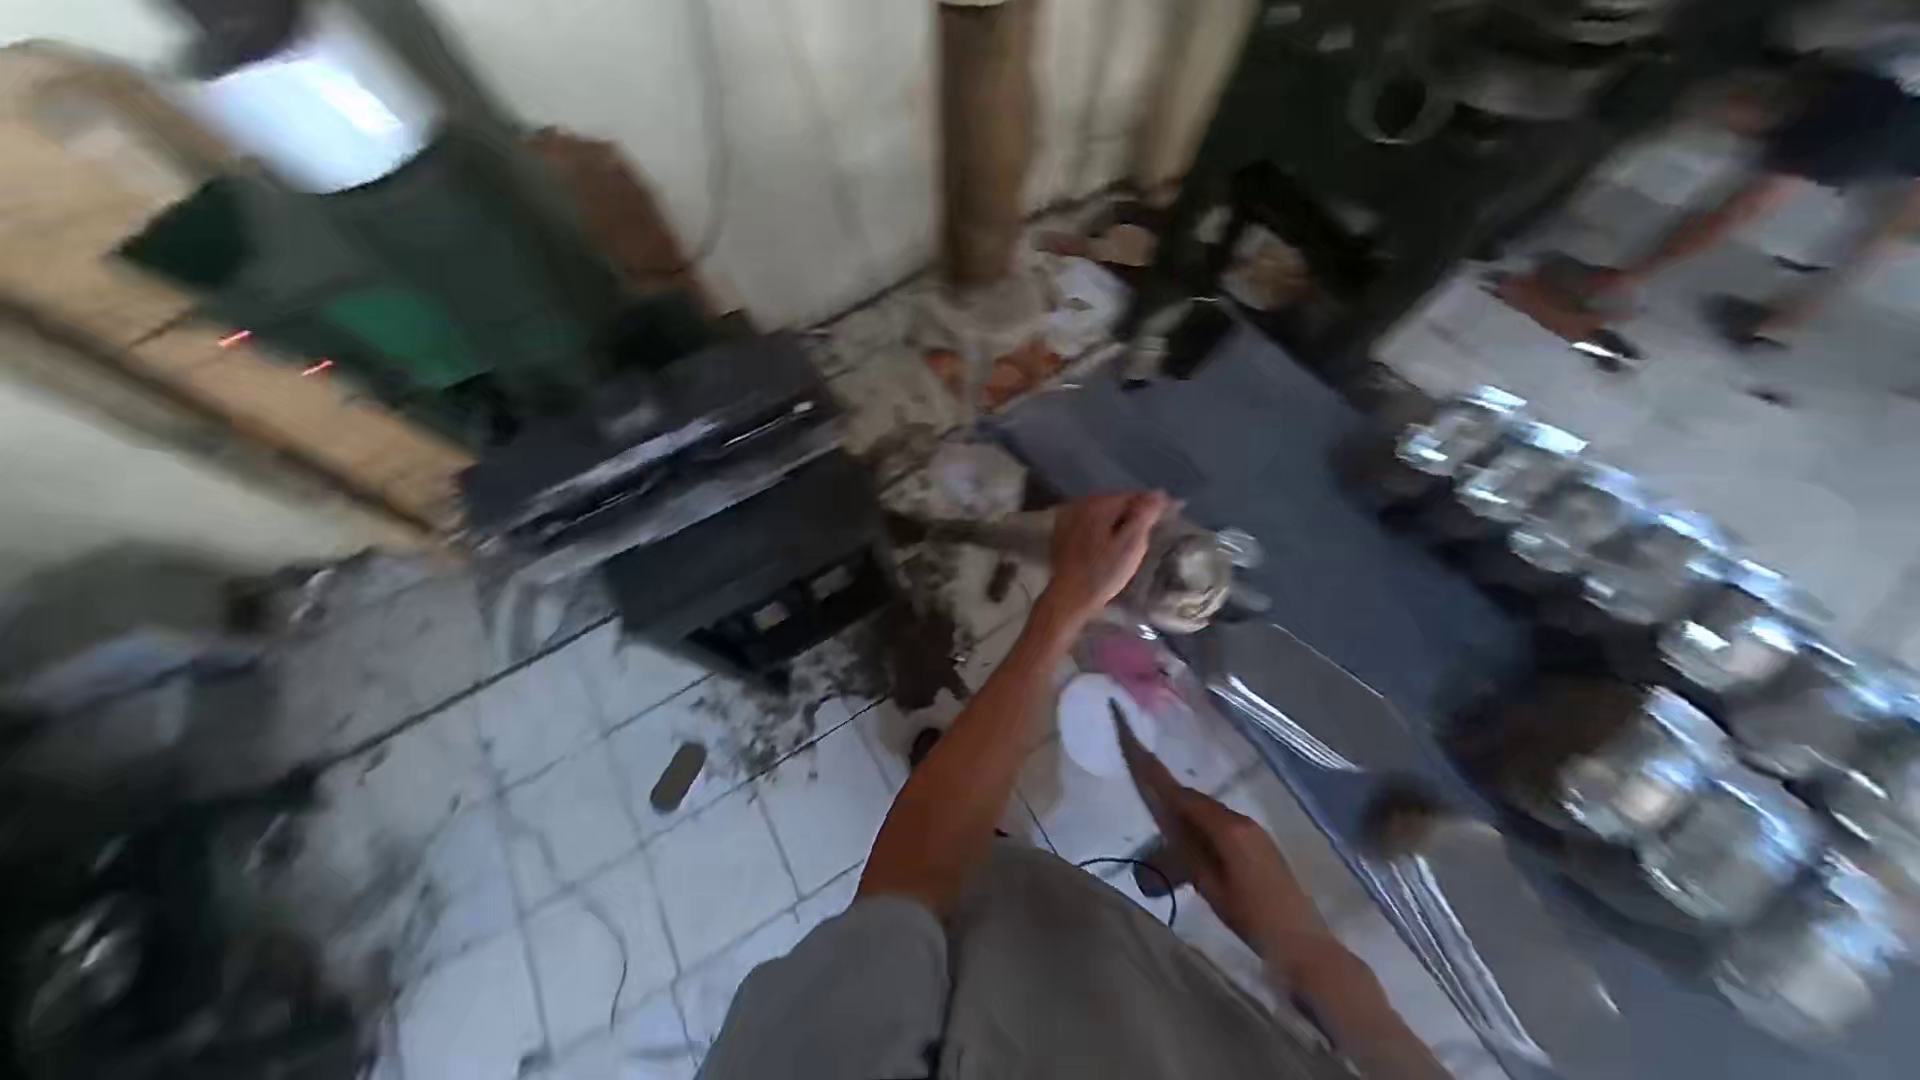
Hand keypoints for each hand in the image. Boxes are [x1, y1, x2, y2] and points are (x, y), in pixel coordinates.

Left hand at [1037, 492, 1167, 625]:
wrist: (1070, 596)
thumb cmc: (1104, 573)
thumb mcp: (1131, 544)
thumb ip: (1144, 515)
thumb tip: (1159, 493)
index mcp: (1098, 504)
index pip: (1133, 495)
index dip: (1153, 503)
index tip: (1172, 511)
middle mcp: (1080, 503)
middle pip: (1116, 499)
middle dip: (1135, 508)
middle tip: (1153, 523)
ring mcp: (1068, 516)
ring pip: (1102, 508)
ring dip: (1119, 515)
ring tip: (1134, 531)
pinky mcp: (1062, 529)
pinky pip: (1089, 518)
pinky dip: (1103, 523)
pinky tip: (1110, 538)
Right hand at [1164, 785, 1321, 963]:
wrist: (1304, 943)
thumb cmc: (1252, 918)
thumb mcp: (1210, 888)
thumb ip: (1188, 852)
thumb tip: (1167, 825)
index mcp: (1228, 829)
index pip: (1187, 798)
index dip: (1161, 779)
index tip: (1140, 759)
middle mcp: (1242, 821)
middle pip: (1200, 801)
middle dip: (1174, 797)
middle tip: (1148, 795)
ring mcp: (1256, 831)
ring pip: (1213, 811)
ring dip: (1190, 811)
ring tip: (1168, 822)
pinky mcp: (1262, 843)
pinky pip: (1226, 821)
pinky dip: (1206, 822)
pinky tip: (1197, 838)